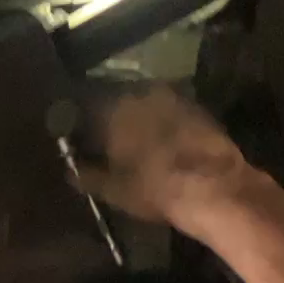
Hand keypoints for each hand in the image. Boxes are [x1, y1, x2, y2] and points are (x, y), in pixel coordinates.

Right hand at [78, 85, 261, 239]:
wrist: (213, 187)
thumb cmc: (153, 188)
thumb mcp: (112, 189)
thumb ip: (86, 175)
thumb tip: (70, 170)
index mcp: (111, 109)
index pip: (81, 107)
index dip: (74, 124)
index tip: (72, 139)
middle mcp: (138, 93)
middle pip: (111, 99)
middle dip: (103, 117)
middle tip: (99, 139)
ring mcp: (169, 96)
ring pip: (139, 102)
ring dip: (131, 116)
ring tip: (127, 140)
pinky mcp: (193, 106)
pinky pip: (163, 109)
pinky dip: (155, 120)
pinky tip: (155, 139)